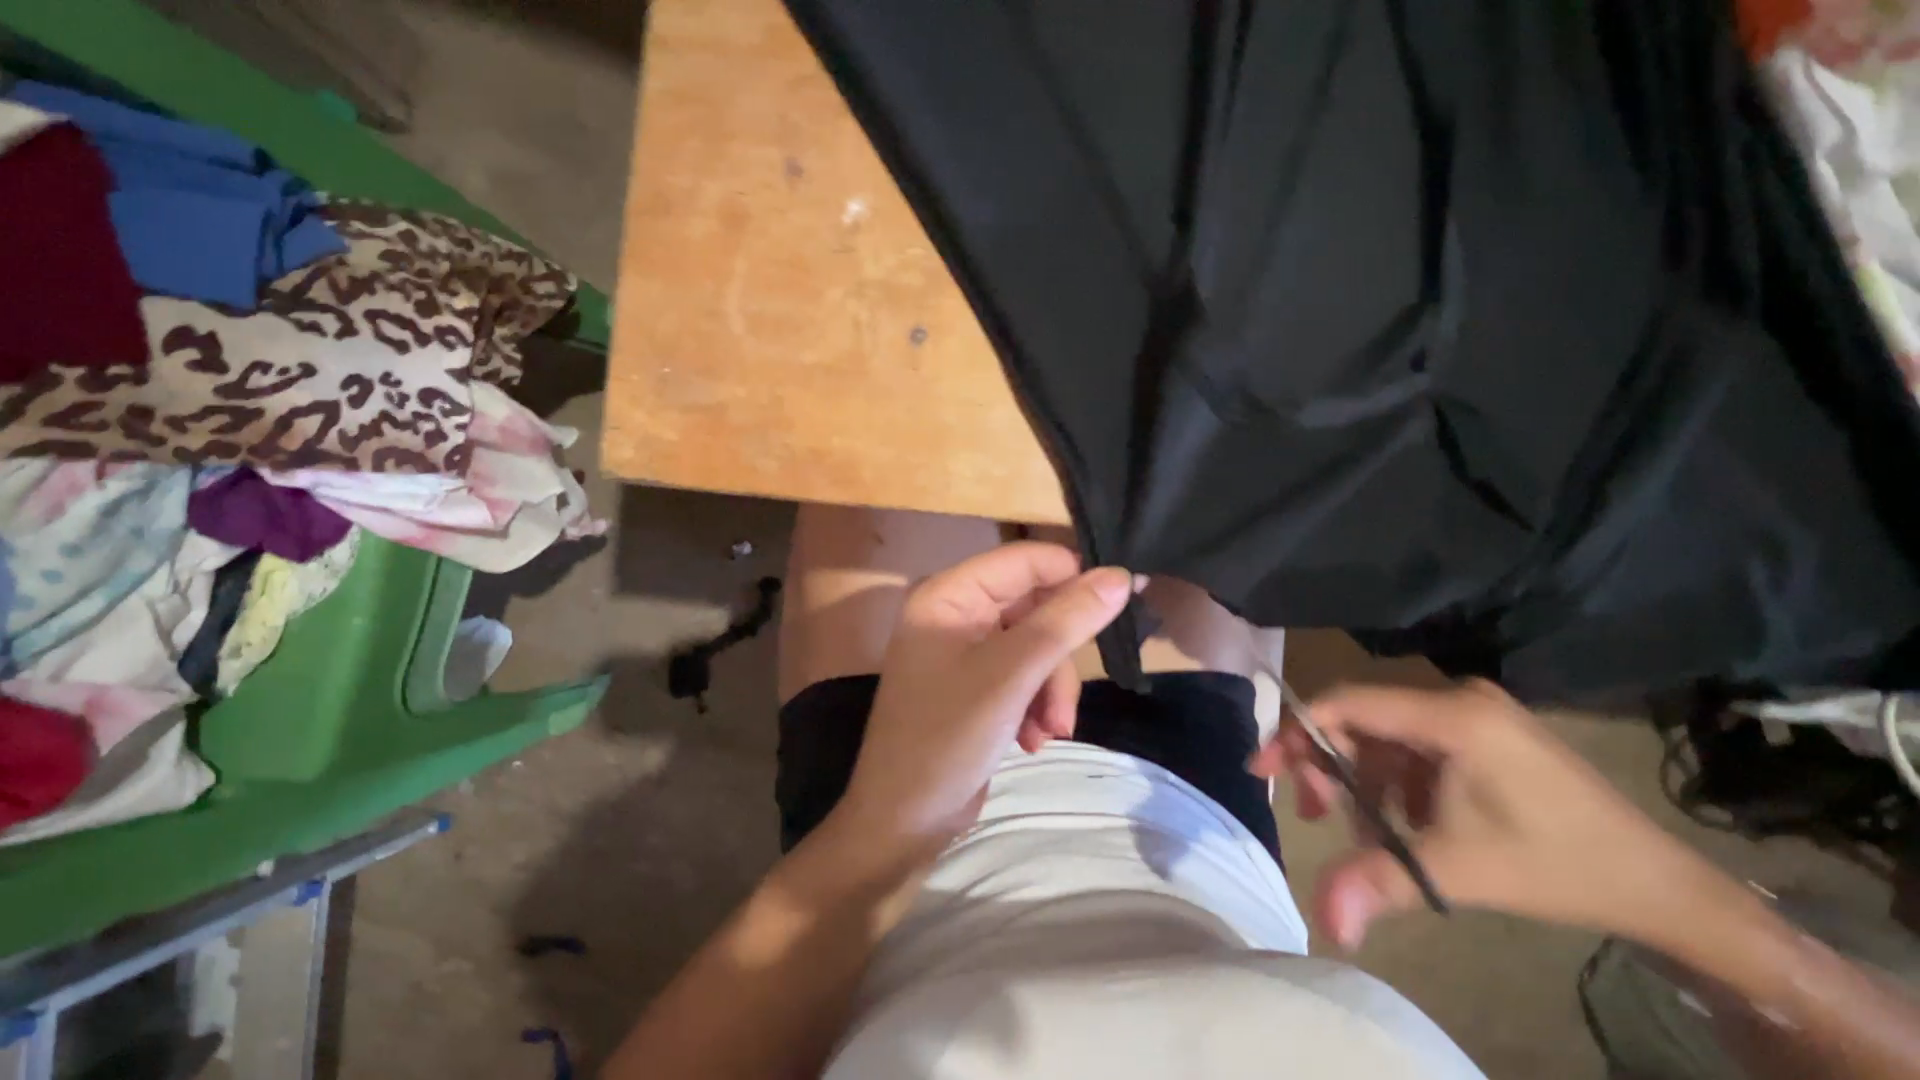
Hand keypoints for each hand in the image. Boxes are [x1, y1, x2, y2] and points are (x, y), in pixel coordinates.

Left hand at [834, 542, 1133, 853]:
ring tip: (1051, 731)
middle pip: (1036, 608)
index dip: (1076, 577)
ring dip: (1052, 689)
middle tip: (1070, 699)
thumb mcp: (1012, 675)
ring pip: (1037, 647)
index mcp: (949, 595)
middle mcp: (953, 614)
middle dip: (1059, 657)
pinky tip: (1032, 741)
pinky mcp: (974, 687)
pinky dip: (1036, 705)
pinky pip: (1023, 677)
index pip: (1027, 561)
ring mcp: (962, 652)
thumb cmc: (947, 737)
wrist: (902, 820)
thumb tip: (1120, 575)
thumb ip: (1066, 621)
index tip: (1124, 602)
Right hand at [1250, 679, 1728, 952]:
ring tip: (1367, 836)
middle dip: (1331, 767)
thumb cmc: (1557, 865)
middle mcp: (1459, 700)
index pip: (1349, 703)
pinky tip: (1405, 826)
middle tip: (1320, 817)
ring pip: (1386, 737)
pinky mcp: (1487, 735)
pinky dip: (1395, 785)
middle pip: (1363, 718)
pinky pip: (1416, 748)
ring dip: (1363, 784)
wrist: (1656, 884)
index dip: (1297, 733)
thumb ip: (1377, 882)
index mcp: (1453, 716)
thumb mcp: (1457, 871)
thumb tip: (1324, 924)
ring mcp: (1477, 715)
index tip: (1264, 771)